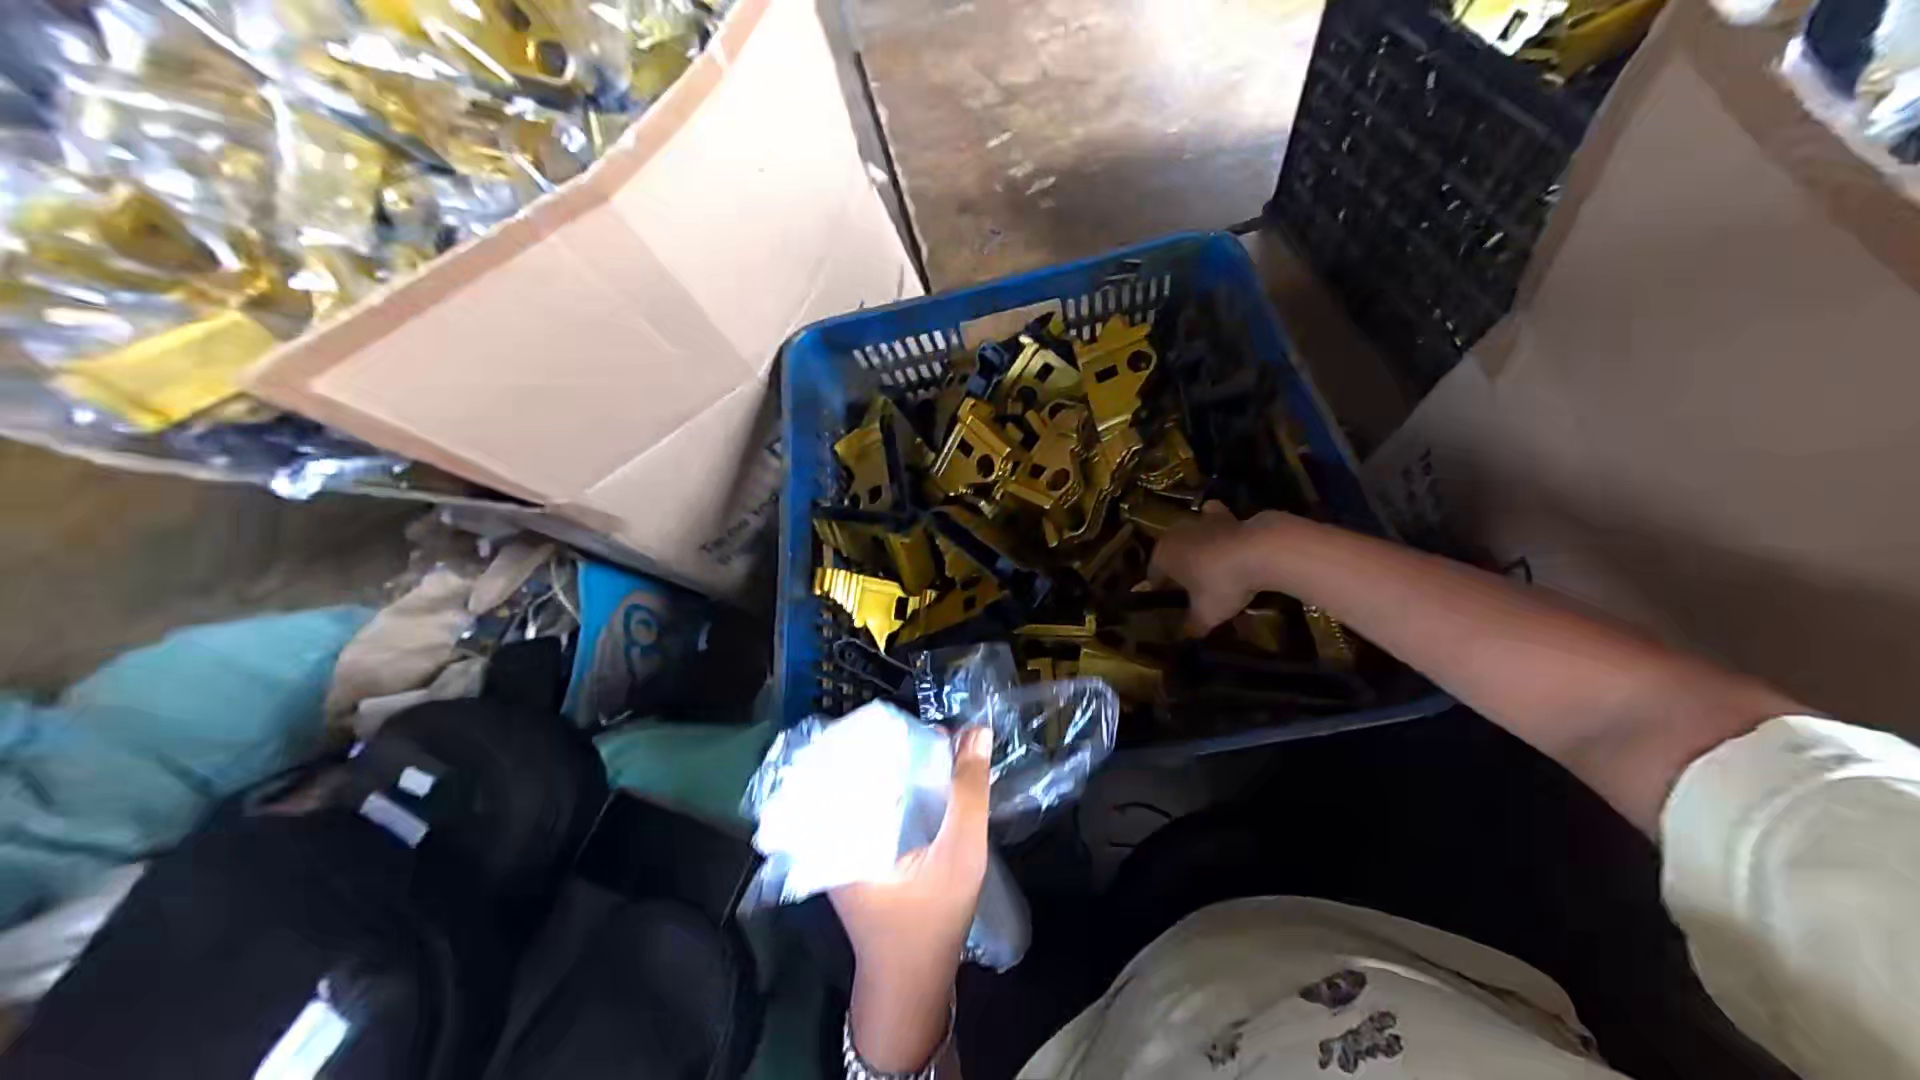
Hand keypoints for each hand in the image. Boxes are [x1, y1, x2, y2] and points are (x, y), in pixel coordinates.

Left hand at [830, 724, 992, 1071]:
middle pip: (855, 770)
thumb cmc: (931, 919)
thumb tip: (975, 731)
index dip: (883, 735)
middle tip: (931, 736)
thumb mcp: (960, 853)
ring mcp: (837, 844)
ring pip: (862, 788)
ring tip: (928, 753)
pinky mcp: (851, 854)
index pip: (847, 759)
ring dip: (894, 769)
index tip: (919, 727)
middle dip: (892, 748)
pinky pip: (868, 807)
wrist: (911, 982)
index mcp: (840, 826)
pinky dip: (892, 790)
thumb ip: (969, 792)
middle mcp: (829, 830)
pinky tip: (919, 785)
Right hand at [1148, 502, 1290, 635]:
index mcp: (1162, 556)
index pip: (1153, 575)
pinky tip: (1227, 539)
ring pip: (1190, 532)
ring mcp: (1200, 520)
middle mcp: (1175, 534)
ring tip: (1208, 562)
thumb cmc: (1222, 583)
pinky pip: (1215, 519)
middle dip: (1177, 566)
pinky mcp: (1226, 514)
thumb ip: (1194, 625)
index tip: (1168, 602)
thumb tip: (1189, 633)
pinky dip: (1218, 527)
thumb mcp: (1207, 613)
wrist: (1261, 550)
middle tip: (1190, 586)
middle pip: (1170, 551)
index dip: (1159, 590)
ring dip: (1195, 543)